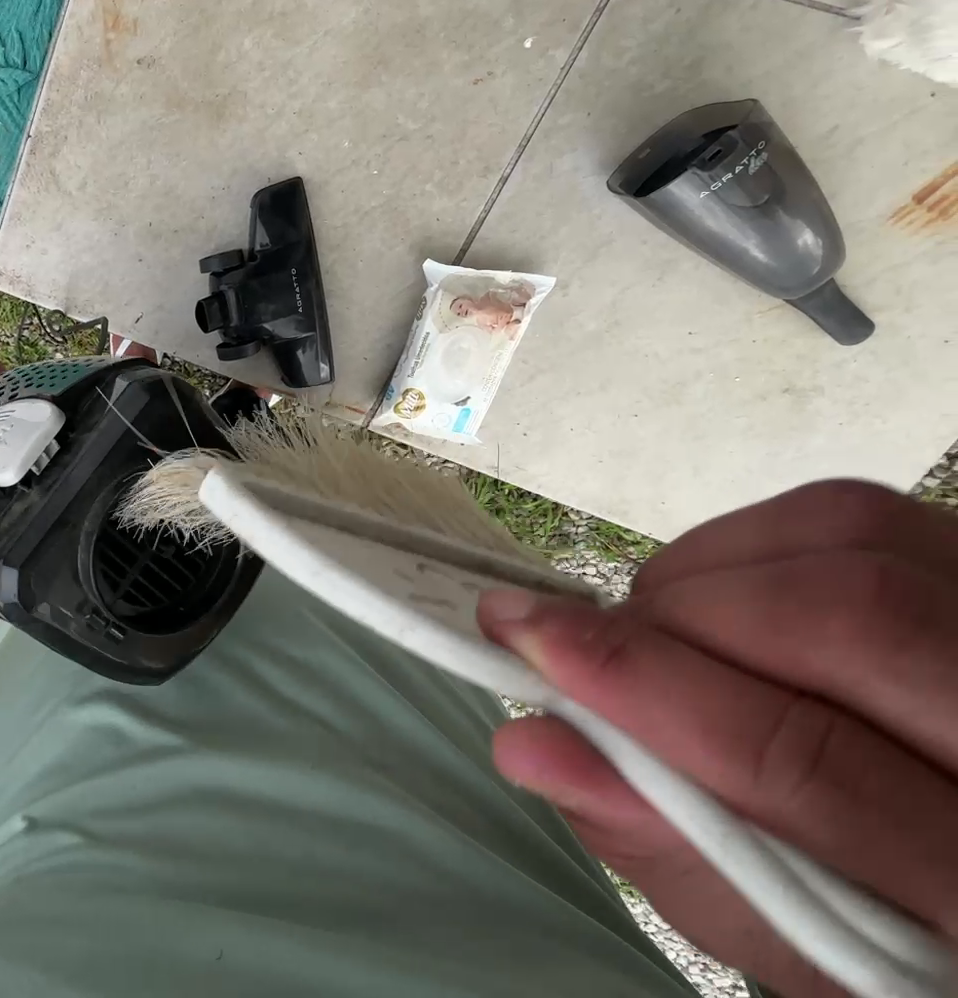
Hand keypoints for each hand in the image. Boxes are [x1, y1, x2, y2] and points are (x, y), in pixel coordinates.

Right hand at [477, 480, 957, 996]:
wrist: (942, 839)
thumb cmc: (842, 906)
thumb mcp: (747, 913)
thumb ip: (645, 831)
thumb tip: (525, 742)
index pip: (803, 756)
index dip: (640, 681)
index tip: (515, 632)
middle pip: (849, 615)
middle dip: (670, 616)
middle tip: (592, 646)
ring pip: (852, 543)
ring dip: (700, 579)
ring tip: (663, 635)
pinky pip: (856, 516)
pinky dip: (742, 549)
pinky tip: (723, 606)